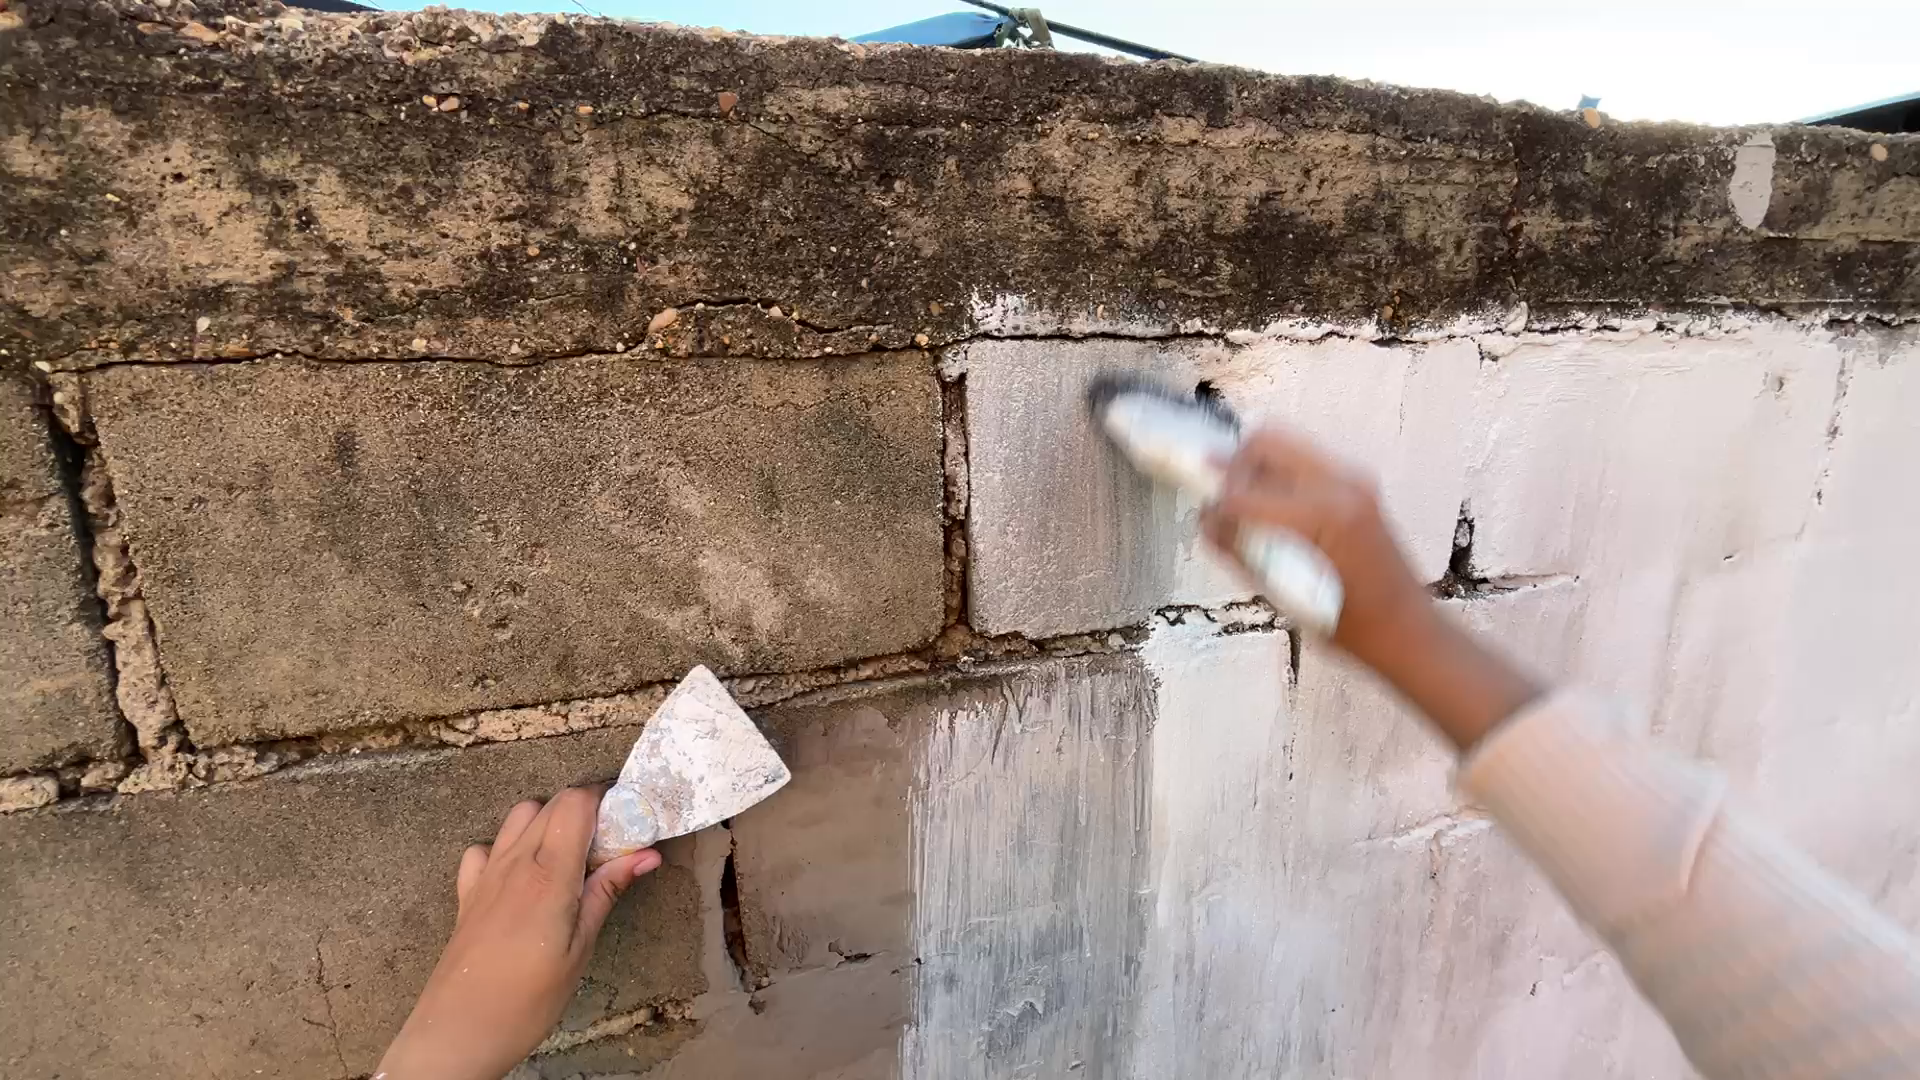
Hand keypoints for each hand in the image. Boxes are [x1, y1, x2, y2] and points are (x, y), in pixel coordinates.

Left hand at [376, 788, 662, 1079]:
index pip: (576, 801)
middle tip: (609, 838)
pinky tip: (520, 872)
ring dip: (548, 818)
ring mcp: (486, 875)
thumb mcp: (581, 948)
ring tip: (568, 851)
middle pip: (553, 801)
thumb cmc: (527, 999)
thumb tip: (649, 854)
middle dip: (586, 805)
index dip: (604, 796)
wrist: (454, 1039)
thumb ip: (608, 891)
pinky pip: (485, 848)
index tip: (626, 815)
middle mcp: (516, 862)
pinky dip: (506, 846)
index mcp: (549, 872)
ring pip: (520, 815)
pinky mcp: (467, 894)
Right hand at [1199, 426, 1430, 671]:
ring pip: (1283, 446)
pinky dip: (1276, 477)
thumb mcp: (1281, 593)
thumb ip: (1238, 547)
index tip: (1206, 517)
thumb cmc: (1345, 622)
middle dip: (1233, 466)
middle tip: (1219, 497)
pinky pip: (1302, 463)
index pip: (1245, 491)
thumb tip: (1207, 520)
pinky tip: (1271, 511)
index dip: (1216, 503)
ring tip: (1244, 505)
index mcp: (1323, 514)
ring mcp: (1353, 479)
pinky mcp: (1357, 485)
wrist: (1404, 629)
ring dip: (1255, 469)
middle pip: (1265, 442)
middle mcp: (1341, 484)